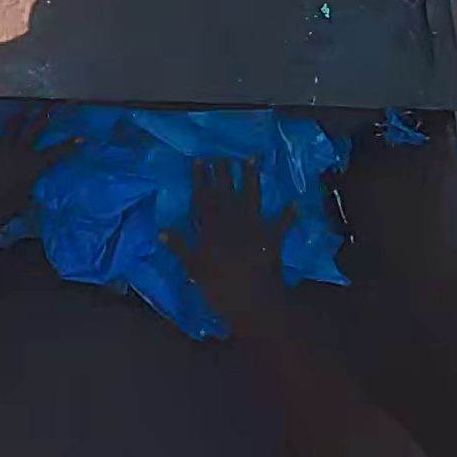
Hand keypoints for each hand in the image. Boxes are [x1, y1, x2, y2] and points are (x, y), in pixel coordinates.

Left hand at [0, 102, 77, 243]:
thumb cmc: (1, 210)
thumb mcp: (22, 201)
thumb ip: (27, 189)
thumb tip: (28, 189)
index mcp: (33, 164)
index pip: (56, 152)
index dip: (70, 145)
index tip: (81, 138)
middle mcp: (19, 149)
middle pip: (36, 127)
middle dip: (45, 115)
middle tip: (52, 105)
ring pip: (12, 123)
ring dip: (20, 113)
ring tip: (26, 104)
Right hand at [169, 159, 294, 333]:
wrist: (252, 302)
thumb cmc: (219, 287)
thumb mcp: (193, 267)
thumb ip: (179, 247)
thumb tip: (161, 231)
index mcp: (213, 227)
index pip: (204, 196)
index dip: (202, 177)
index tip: (200, 159)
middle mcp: (233, 220)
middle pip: (227, 191)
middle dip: (223, 171)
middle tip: (222, 153)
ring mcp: (255, 227)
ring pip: (252, 196)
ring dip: (252, 177)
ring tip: (251, 158)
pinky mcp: (272, 238)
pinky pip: (282, 223)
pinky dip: (288, 214)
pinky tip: (295, 203)